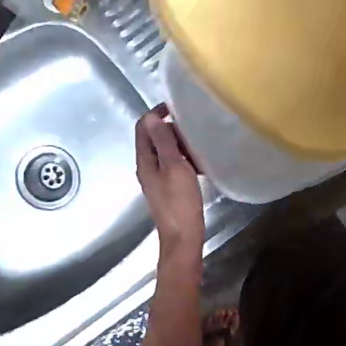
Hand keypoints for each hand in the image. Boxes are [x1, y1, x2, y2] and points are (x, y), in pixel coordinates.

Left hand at [136, 105, 203, 262]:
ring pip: (167, 152)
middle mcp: (148, 167)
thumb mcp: (174, 168)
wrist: (183, 238)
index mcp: (145, 161)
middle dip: (173, 128)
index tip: (178, 107)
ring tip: (201, 143)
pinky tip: (202, 163)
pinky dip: (187, 159)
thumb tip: (152, 117)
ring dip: (182, 144)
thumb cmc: (179, 203)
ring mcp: (159, 178)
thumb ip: (163, 142)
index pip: (143, 127)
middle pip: (155, 138)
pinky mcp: (170, 187)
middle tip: (195, 127)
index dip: (156, 113)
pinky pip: (176, 165)